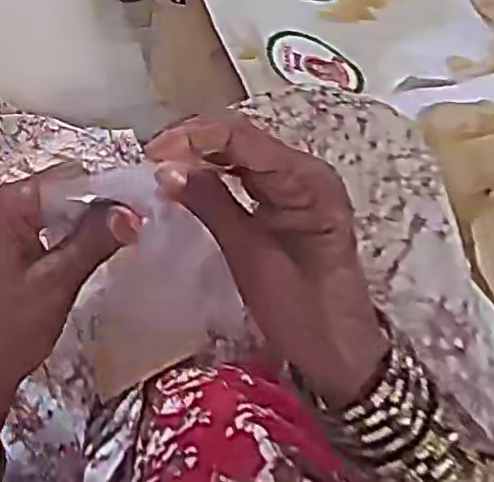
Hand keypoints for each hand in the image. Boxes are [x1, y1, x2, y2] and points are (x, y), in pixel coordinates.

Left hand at [0, 170, 138, 476]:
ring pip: (67, 204)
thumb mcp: (57, 282)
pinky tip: (104, 246)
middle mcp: (12, 199)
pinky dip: (81, 231)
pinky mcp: (21, 238)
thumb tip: (132, 211)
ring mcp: (15, 218)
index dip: (109, 191)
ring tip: (130, 234)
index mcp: (14, 200)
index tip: (143, 209)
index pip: (72, 177)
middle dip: (104, 204)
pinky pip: (58, 221)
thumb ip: (93, 241)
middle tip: (140, 224)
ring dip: (95, 219)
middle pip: (70, 186)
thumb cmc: (10, 329)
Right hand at [147, 112, 390, 406]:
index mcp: (307, 180)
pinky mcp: (282, 193)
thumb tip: (165, 169)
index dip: (194, 137)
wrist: (342, 357)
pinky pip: (241, 167)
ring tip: (160, 163)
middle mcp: (303, 169)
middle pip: (240, 136)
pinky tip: (186, 174)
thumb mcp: (251, 258)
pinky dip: (211, 167)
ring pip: (237, 148)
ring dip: (198, 151)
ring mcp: (294, 180)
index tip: (154, 152)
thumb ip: (210, 204)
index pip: (243, 138)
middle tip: (151, 158)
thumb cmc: (303, 312)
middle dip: (192, 140)